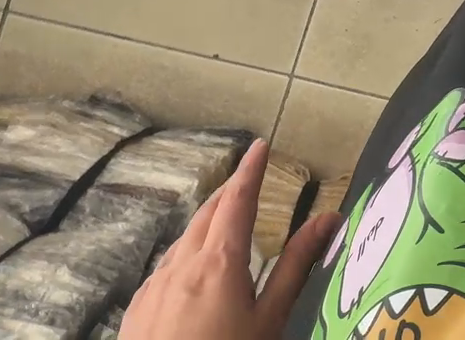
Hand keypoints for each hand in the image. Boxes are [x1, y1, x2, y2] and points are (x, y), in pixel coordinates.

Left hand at [120, 139, 340, 339]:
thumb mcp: (271, 320)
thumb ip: (297, 265)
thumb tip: (330, 216)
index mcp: (220, 261)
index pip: (238, 199)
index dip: (251, 170)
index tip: (260, 145)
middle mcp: (181, 266)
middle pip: (206, 214)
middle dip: (229, 192)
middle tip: (249, 180)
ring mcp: (152, 292)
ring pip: (183, 241)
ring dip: (206, 223)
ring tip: (225, 223)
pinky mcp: (134, 317)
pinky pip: (164, 270)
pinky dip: (186, 254)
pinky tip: (193, 274)